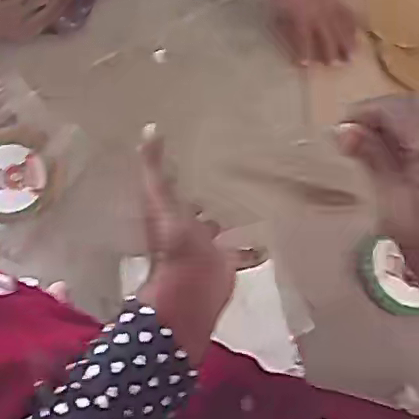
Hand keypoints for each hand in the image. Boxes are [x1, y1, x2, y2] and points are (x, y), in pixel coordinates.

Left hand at [135, 125, 232, 363]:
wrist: (189, 290)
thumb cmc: (171, 242)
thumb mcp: (159, 198)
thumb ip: (154, 167)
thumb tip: (149, 127)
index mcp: (169, 210)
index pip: (174, 186)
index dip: (181, 172)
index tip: (195, 152)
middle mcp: (187, 226)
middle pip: (197, 208)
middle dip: (208, 194)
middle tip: (229, 173)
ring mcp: (207, 246)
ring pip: (219, 229)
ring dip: (230, 218)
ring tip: (253, 199)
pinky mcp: (226, 262)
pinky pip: (242, 252)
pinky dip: (253, 248)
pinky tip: (269, 239)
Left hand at [264, 0, 359, 65]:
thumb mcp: (276, 14)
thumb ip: (287, 30)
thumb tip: (296, 43)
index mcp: (301, 18)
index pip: (304, 40)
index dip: (304, 53)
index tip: (305, 65)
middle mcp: (318, 14)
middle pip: (328, 36)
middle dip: (332, 52)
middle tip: (338, 66)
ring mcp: (328, 5)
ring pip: (341, 25)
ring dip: (347, 41)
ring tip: (352, 54)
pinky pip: (346, 12)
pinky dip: (352, 23)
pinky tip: (357, 32)